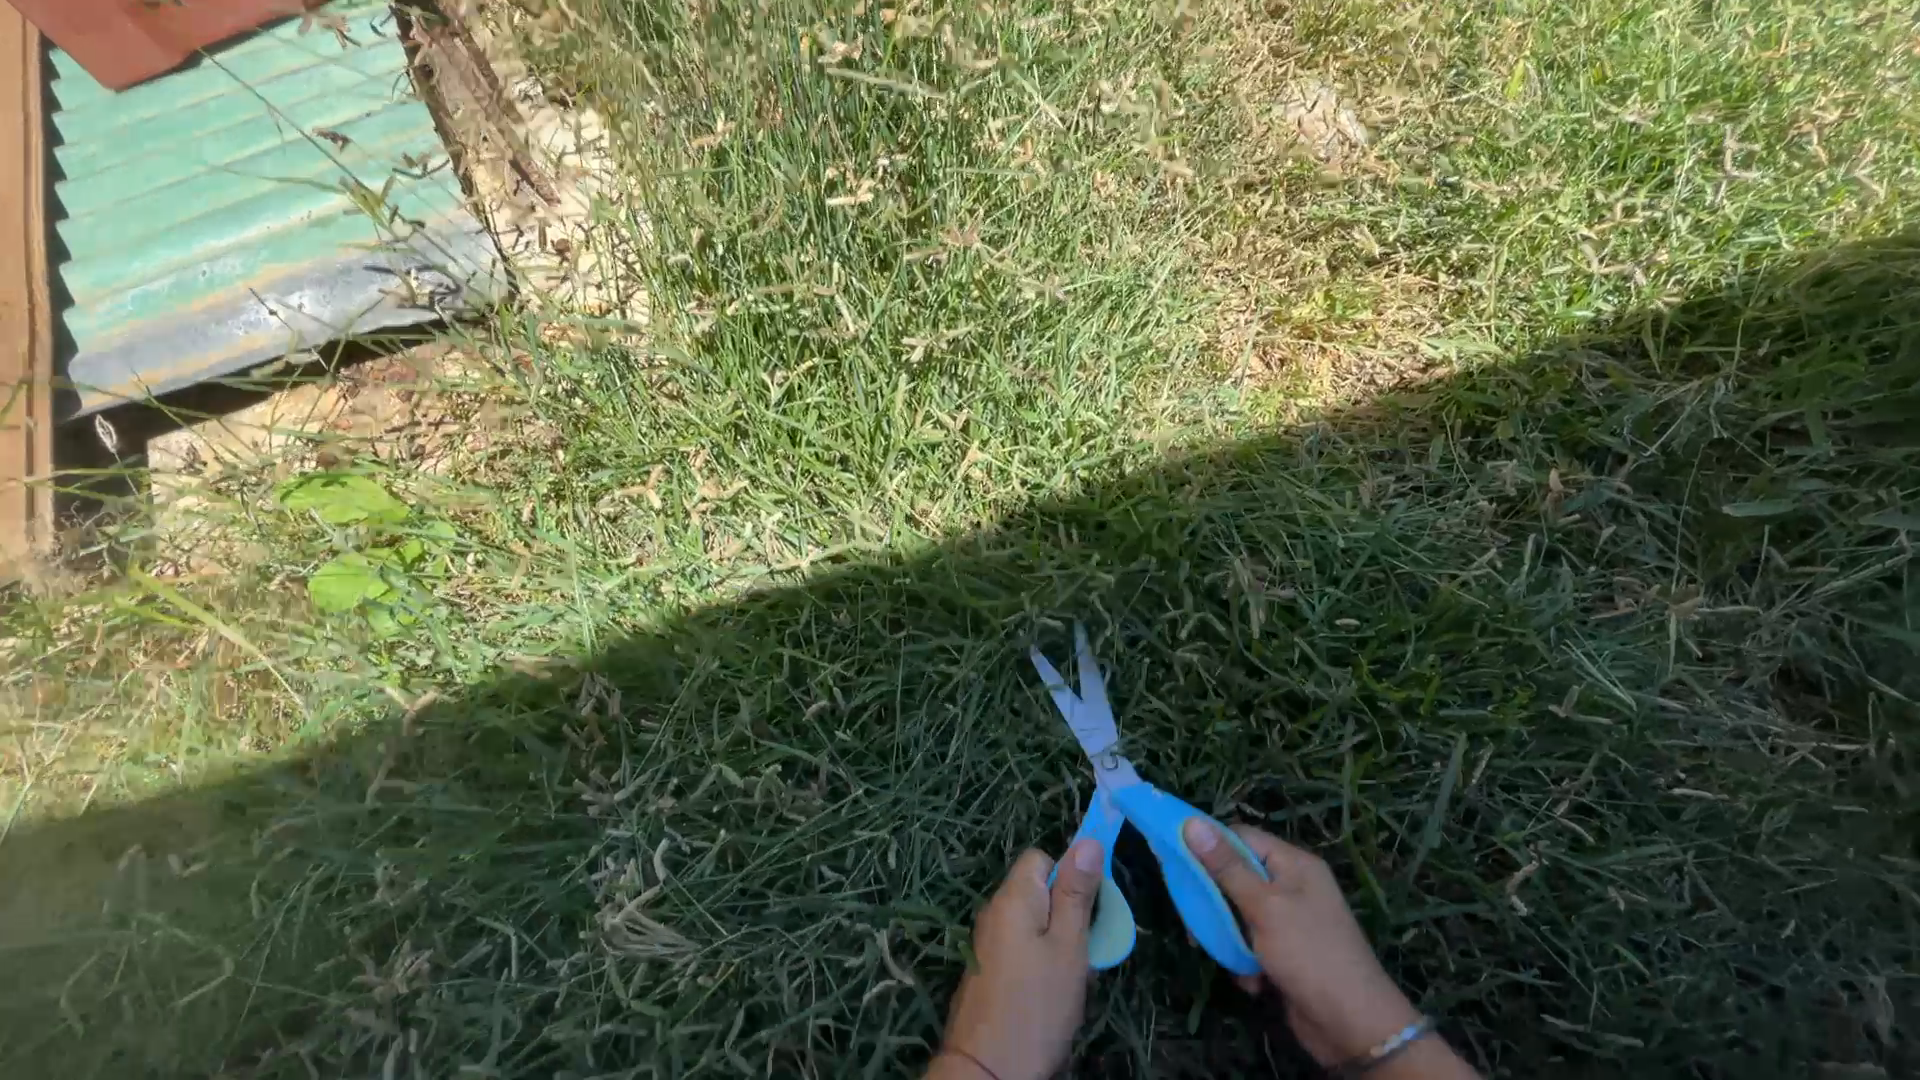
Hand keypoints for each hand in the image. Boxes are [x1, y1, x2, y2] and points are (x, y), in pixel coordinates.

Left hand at [933, 838, 1103, 1079]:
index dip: (1068, 874)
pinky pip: (1020, 947)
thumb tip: (1087, 840)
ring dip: (1056, 940)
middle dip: (1066, 912)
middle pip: (1037, 890)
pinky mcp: (985, 968)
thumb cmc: (1036, 1005)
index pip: (1041, 858)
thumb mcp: (1068, 947)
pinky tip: (1051, 993)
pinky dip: (1039, 960)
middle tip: (1084, 949)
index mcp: (1012, 897)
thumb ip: (1076, 893)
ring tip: (1071, 976)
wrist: (986, 1071)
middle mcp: (993, 911)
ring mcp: (986, 942)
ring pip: (1032, 922)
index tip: (1088, 908)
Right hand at [1182, 819, 1422, 1066]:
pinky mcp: (1285, 952)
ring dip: (1226, 935)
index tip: (1174, 859)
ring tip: (1220, 954)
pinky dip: (1244, 958)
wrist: (1356, 1029)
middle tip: (1191, 917)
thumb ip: (1225, 866)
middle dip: (1212, 898)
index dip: (1207, 845)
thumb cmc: (1310, 955)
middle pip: (1235, 874)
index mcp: (1293, 864)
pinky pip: (1249, 942)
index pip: (1240, 837)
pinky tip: (1250, 979)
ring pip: (1237, 912)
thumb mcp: (1264, 906)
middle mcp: (1292, 885)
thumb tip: (1190, 822)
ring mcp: (1289, 920)